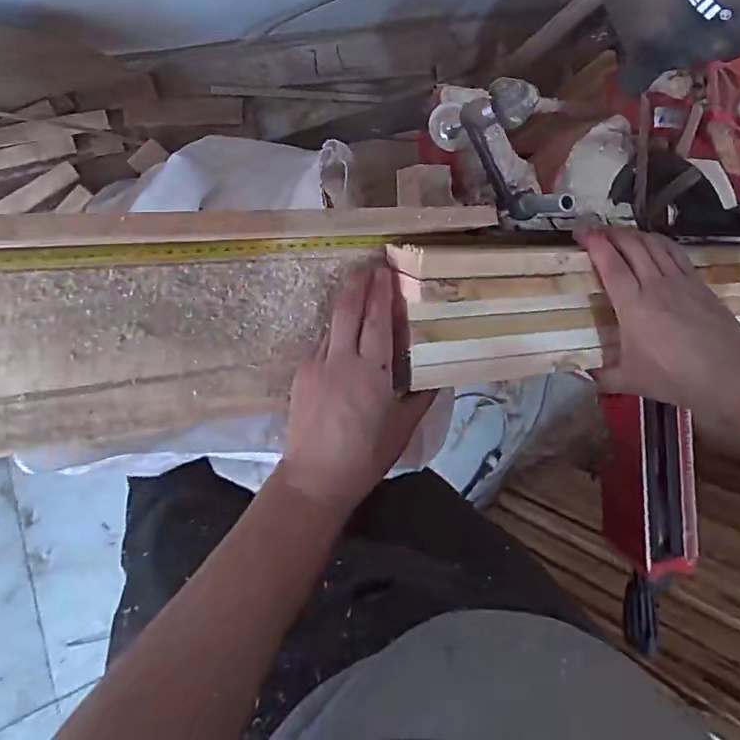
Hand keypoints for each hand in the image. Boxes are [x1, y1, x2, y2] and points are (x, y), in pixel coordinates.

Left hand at [276, 266, 437, 511]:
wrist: (315, 477)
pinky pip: (323, 341)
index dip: (382, 291)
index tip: (387, 269)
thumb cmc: (366, 455)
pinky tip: (345, 329)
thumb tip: (437, 373)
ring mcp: (317, 363)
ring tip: (360, 286)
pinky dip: (336, 328)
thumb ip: (421, 395)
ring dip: (347, 301)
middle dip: (360, 281)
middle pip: (349, 308)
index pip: (378, 319)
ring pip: (334, 322)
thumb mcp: (403, 427)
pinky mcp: (302, 372)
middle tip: (371, 262)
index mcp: (372, 372)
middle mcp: (342, 360)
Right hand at [577, 227, 739, 436]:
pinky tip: (653, 245)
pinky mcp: (699, 284)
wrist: (733, 376)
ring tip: (619, 235)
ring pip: (654, 243)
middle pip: (631, 244)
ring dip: (633, 233)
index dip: (593, 242)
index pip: (609, 261)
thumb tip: (579, 375)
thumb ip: (602, 376)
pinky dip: (658, 242)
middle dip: (609, 232)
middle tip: (594, 231)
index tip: (579, 233)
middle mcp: (655, 283)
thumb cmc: (676, 377)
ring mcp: (680, 281)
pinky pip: (674, 252)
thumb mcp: (631, 381)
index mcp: (633, 303)